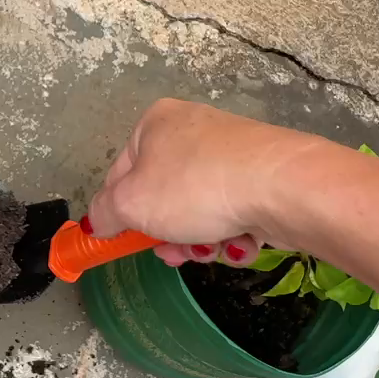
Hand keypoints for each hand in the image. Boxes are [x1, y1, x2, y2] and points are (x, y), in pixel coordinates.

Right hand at [84, 98, 335, 264]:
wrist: (283, 187)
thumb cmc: (193, 188)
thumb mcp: (130, 205)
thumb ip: (103, 214)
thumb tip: (95, 222)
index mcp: (155, 123)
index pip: (120, 174)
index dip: (120, 213)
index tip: (126, 241)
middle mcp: (192, 129)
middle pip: (162, 196)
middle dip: (167, 233)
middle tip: (174, 254)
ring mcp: (232, 151)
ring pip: (198, 208)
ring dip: (199, 239)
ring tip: (211, 251)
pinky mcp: (264, 174)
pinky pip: (233, 210)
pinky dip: (232, 232)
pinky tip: (241, 242)